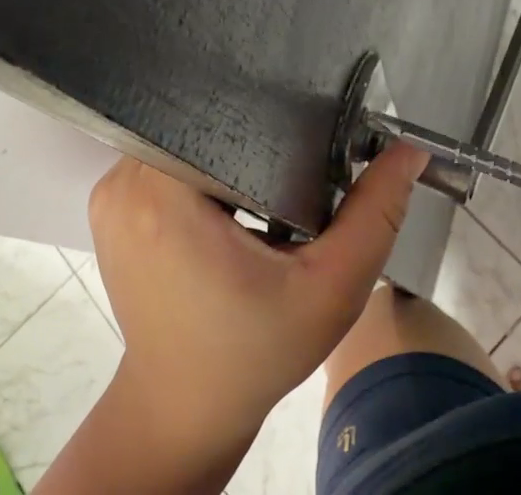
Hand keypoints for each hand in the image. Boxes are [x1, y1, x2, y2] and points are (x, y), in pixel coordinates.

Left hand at [90, 143, 429, 451]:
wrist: (184, 406)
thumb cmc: (254, 353)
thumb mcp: (330, 287)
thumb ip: (375, 214)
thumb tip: (409, 151)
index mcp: (164, 195)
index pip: (220, 114)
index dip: (270, 115)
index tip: (309, 133)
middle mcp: (125, 183)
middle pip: (202, 122)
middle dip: (254, 137)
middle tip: (300, 159)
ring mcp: (111, 194)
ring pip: (184, 137)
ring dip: (228, 153)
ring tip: (270, 179)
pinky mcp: (111, 207)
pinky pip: (164, 160)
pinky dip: (202, 170)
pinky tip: (237, 194)